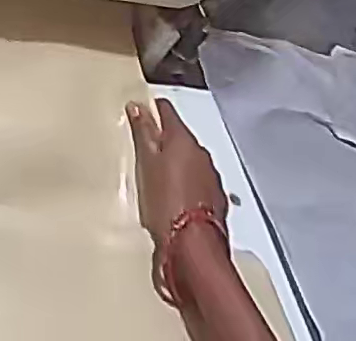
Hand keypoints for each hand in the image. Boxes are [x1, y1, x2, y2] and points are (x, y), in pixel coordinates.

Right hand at [127, 97, 227, 245]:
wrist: (193, 249)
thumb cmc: (164, 201)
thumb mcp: (146, 163)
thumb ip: (143, 132)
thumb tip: (137, 105)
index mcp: (183, 138)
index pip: (166, 110)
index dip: (151, 109)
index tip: (138, 115)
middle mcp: (201, 152)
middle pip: (179, 135)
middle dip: (164, 139)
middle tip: (144, 150)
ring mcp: (212, 177)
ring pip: (190, 159)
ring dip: (177, 162)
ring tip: (158, 177)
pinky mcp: (217, 200)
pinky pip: (198, 181)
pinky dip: (187, 183)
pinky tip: (175, 197)